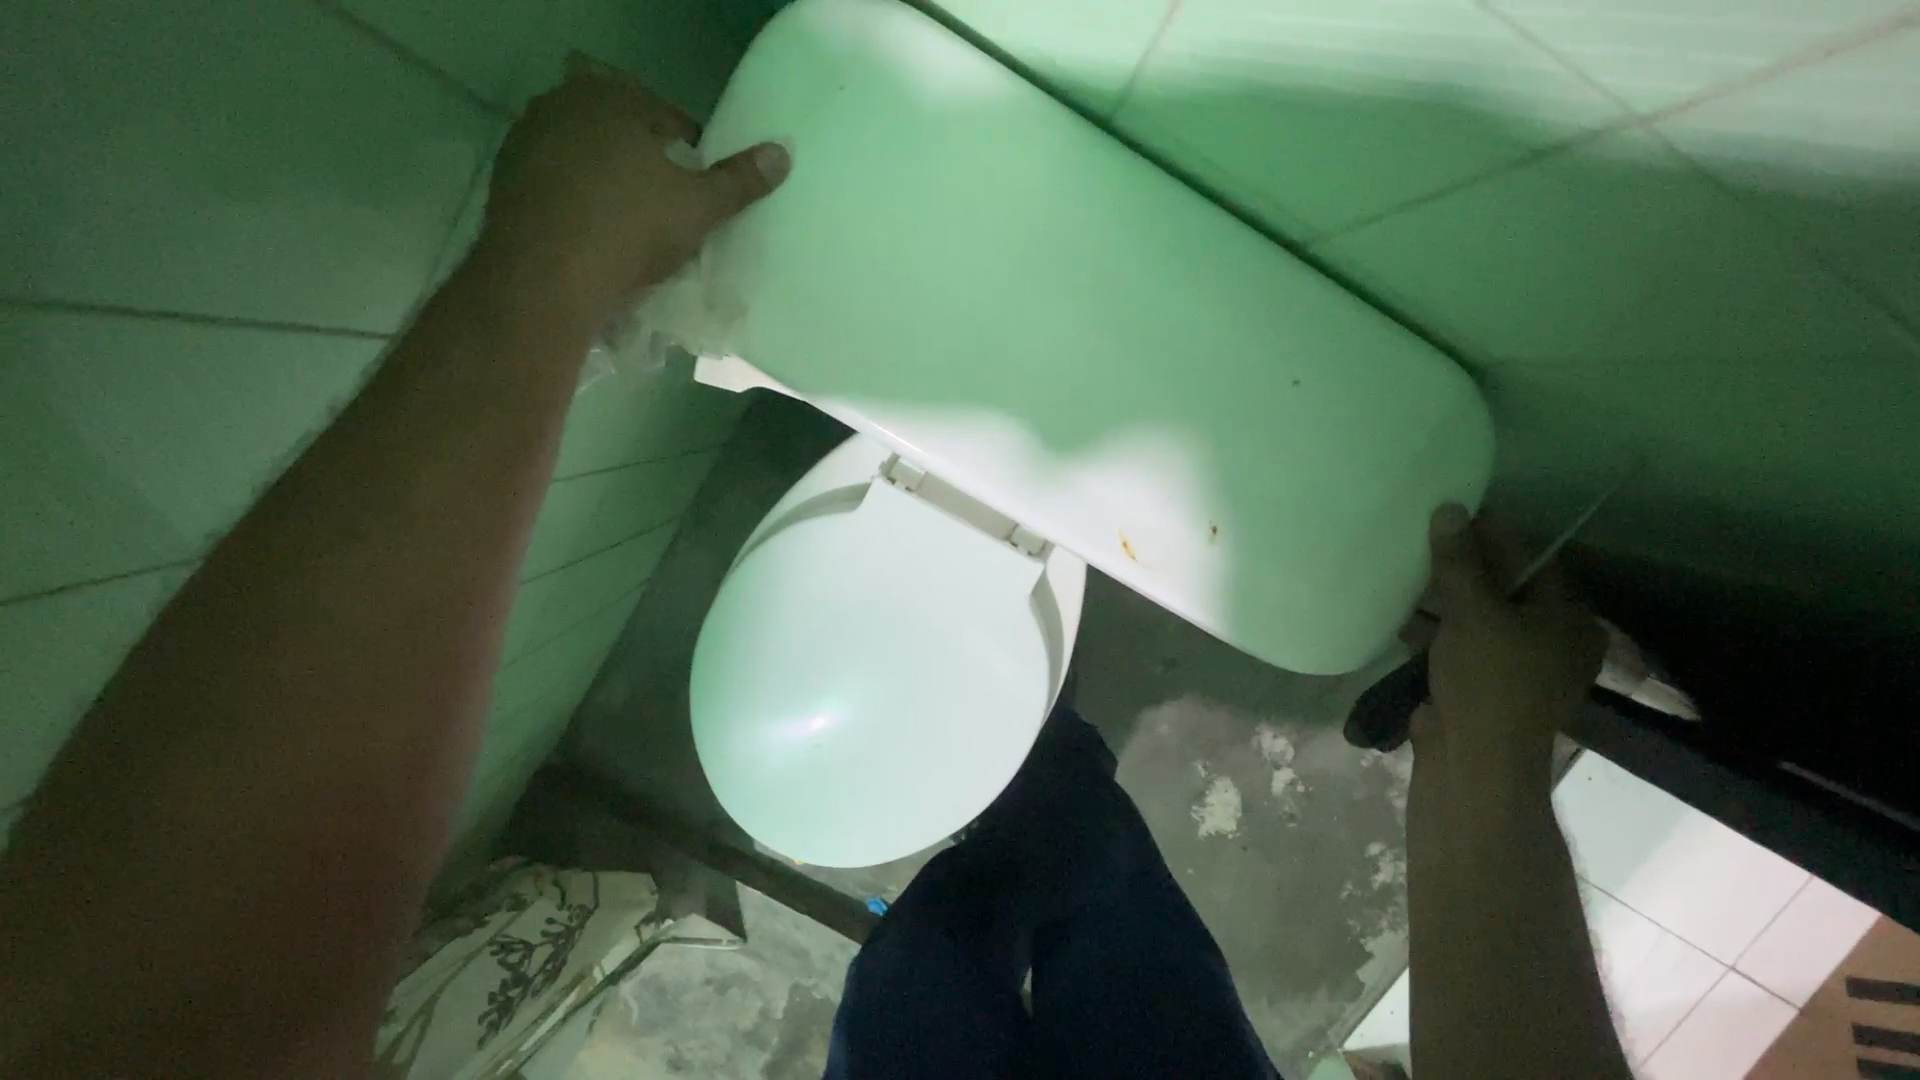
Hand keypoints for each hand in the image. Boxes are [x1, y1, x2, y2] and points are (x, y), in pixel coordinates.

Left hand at [472, 58, 790, 331]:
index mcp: (613, 98)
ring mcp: (527, 139)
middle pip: (617, 125)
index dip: (689, 146)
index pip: (665, 114)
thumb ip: (739, 180)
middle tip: (665, 196)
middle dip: (642, 153)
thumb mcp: (699, 209)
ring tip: (631, 218)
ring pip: (582, 150)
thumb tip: (781, 153)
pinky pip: (555, 180)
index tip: (699, 180)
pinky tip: (593, 233)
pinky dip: (576, 197)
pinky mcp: (506, 179)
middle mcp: (563, 104)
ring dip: (606, 175)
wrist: (547, 276)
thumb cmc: (631, 230)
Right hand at [1410, 504, 1605, 783]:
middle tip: (1422, 533)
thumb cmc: (1488, 680)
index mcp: (1566, 618)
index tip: (1453, 508)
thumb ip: (1459, 562)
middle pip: (1503, 586)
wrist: (1473, 759)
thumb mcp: (1473, 613)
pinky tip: (1399, 608)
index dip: (1491, 532)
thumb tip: (1450, 508)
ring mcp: (1515, 664)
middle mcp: (1549, 638)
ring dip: (1444, 594)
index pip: (1530, 559)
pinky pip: (1458, 641)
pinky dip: (1434, 626)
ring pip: (1477, 614)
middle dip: (1463, 562)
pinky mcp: (1482, 683)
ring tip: (1405, 564)